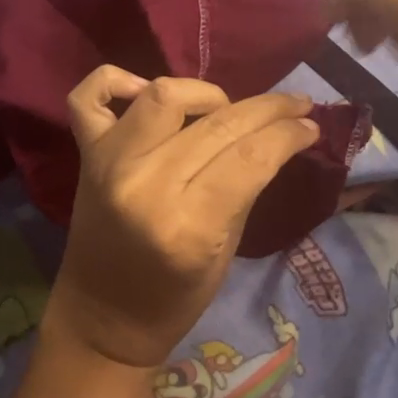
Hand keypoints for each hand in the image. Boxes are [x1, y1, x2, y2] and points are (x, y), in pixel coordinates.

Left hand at [46, 67, 319, 367]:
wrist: (102, 316)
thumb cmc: (173, 297)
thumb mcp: (225, 251)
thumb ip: (246, 188)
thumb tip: (280, 137)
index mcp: (187, 226)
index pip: (250, 157)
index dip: (288, 134)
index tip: (311, 124)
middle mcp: (145, 184)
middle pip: (218, 125)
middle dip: (267, 110)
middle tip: (294, 104)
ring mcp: (110, 163)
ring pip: (163, 95)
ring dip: (203, 94)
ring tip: (224, 109)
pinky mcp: (86, 153)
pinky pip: (89, 97)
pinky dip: (114, 80)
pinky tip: (140, 89)